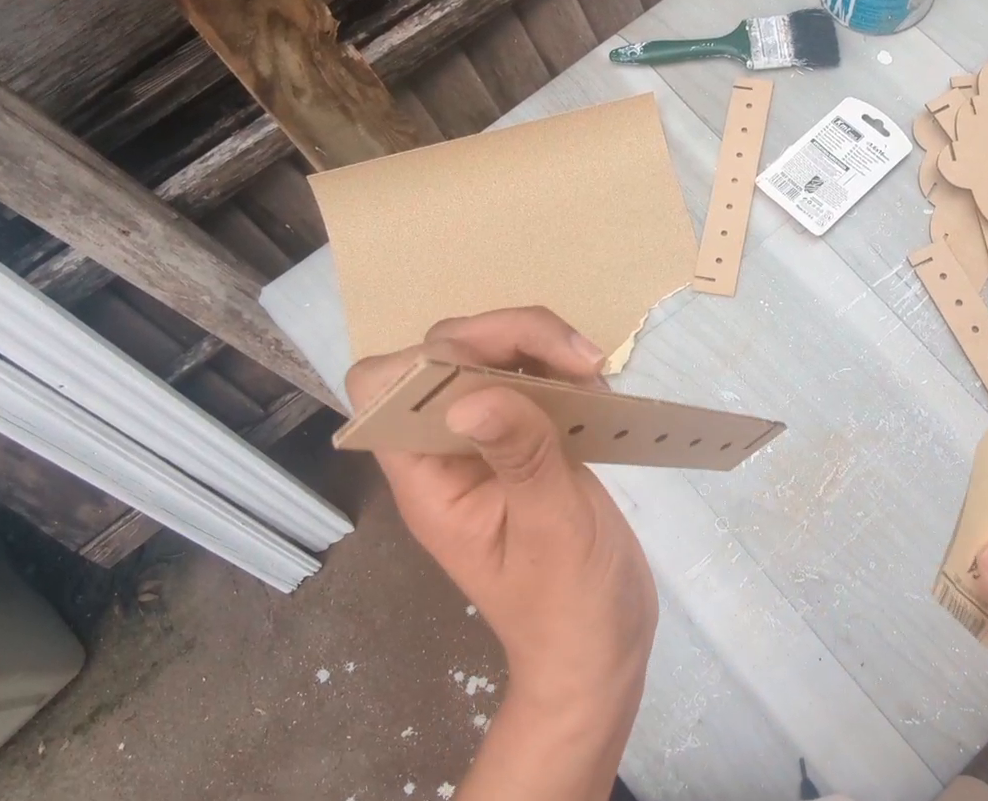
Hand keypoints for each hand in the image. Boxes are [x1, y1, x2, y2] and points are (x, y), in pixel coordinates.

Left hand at [346, 307, 657, 800]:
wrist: (600, 650)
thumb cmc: (570, 607)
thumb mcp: (552, 532)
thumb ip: (521, 457)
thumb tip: (468, 397)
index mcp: (429, 478)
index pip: (386, 389)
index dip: (431, 362)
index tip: (504, 372)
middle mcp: (448, 450)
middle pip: (445, 356)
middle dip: (507, 337)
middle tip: (581, 360)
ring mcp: (490, 442)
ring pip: (491, 356)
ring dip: (540, 346)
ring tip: (595, 373)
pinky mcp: (530, 440)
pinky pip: (531, 378)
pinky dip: (563, 367)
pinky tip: (599, 387)